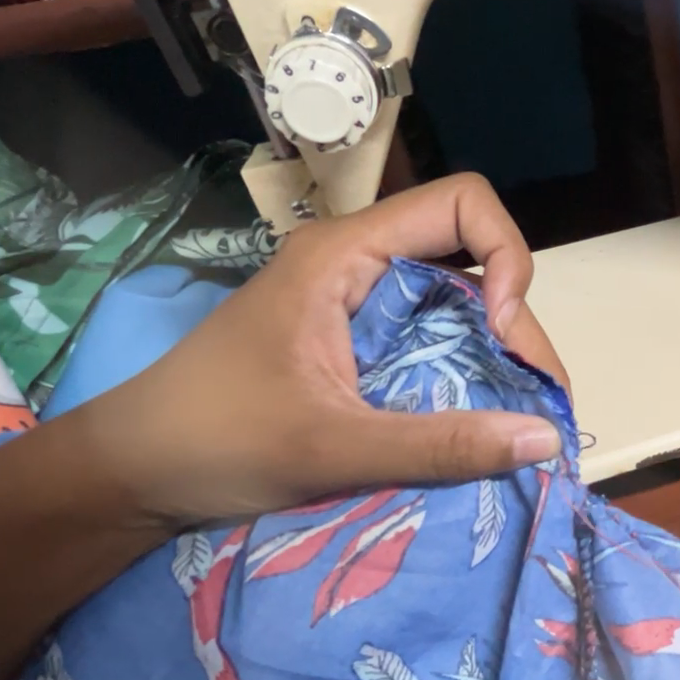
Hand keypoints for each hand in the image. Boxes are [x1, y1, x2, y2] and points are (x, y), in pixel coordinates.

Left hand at [62, 173, 569, 528]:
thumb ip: (440, 445)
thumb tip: (547, 440)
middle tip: (534, 400)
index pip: (463, 203)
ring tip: (519, 419)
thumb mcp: (332, 447)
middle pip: (477, 262)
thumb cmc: (215, 440)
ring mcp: (365, 305)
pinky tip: (482, 422)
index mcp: (347, 254)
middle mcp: (364, 266)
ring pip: (463, 309)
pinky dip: (472, 378)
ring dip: (501, 357)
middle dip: (519, 327)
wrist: (132, 475)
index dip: (507, 253)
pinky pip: (440, 344)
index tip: (505, 329)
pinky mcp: (364, 344)